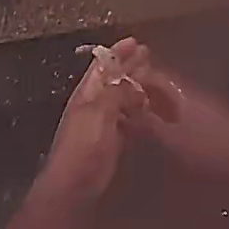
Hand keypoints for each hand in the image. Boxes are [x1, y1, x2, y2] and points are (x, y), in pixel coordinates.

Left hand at [37, 38, 150, 202]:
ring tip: (154, 79)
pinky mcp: (111, 141)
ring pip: (121, 99)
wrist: (74, 186)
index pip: (102, 67)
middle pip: (113, 80)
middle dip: (129, 67)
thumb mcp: (99, 113)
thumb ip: (116, 94)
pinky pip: (127, 119)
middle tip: (148, 55)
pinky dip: (138, 112)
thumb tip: (135, 83)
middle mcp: (93, 105)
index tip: (135, 42)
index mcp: (87, 94)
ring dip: (136, 88)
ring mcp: (102, 123)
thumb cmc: (84, 147)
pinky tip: (149, 111)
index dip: (118, 54)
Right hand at [122, 56, 228, 187]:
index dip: (131, 75)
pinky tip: (160, 135)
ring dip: (153, 107)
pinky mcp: (213, 124)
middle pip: (162, 87)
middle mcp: (193, 94)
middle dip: (140, 92)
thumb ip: (147, 123)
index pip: (152, 73)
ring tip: (133, 121)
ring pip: (172, 102)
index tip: (110, 84)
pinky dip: (167, 119)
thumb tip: (121, 109)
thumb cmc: (212, 151)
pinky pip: (182, 114)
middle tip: (117, 105)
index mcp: (182, 92)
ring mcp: (205, 109)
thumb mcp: (172, 140)